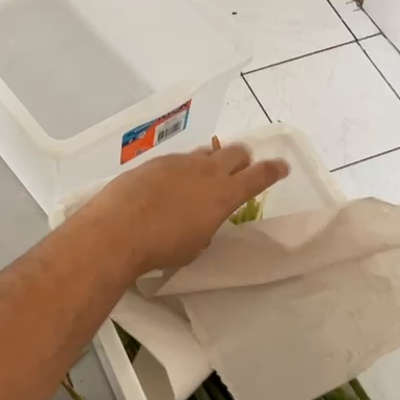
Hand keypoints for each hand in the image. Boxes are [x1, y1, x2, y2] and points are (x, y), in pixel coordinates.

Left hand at [77, 141, 288, 275]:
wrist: (117, 230)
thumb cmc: (162, 247)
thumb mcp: (195, 245)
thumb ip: (205, 226)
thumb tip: (200, 221)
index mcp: (224, 194)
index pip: (259, 176)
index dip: (274, 170)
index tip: (282, 166)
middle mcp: (205, 171)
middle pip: (235, 153)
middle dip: (244, 158)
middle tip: (244, 166)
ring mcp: (178, 163)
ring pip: (205, 153)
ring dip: (212, 160)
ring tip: (207, 172)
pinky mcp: (153, 163)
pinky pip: (177, 160)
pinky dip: (182, 168)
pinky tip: (171, 183)